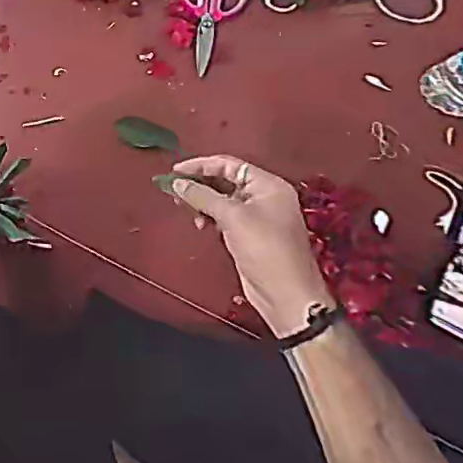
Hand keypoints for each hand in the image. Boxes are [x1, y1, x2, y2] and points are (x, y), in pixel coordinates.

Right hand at [166, 156, 333, 337]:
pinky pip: (226, 216)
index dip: (201, 165)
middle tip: (175, 189)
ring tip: (184, 207)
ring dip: (203, 201)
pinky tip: (200, 223)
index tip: (176, 170)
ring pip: (224, 199)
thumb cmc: (266, 250)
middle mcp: (265, 196)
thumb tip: (178, 182)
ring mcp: (259, 216)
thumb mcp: (232, 217)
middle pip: (226, 180)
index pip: (229, 165)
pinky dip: (211, 217)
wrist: (287, 297)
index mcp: (268, 185)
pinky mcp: (251, 234)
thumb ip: (203, 196)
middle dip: (200, 184)